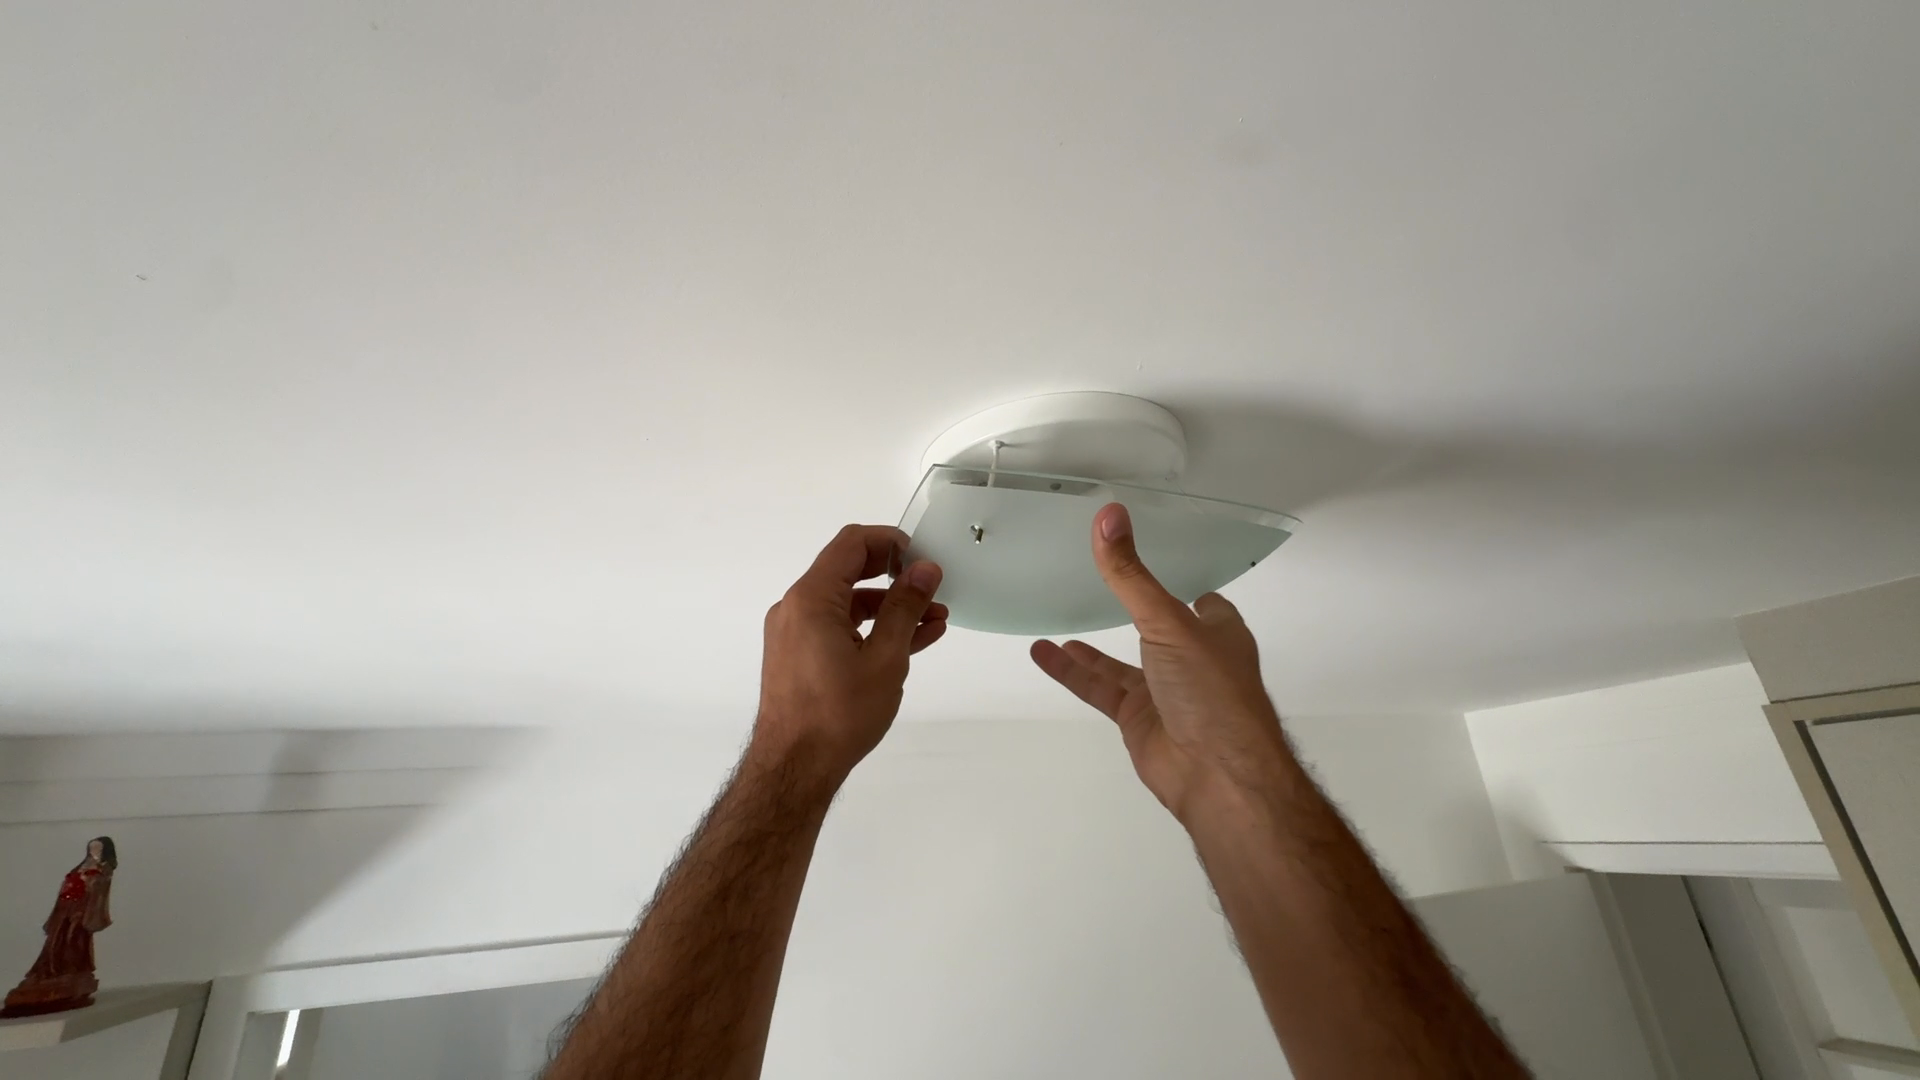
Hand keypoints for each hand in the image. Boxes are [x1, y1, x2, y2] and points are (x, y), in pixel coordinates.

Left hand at [755, 524, 946, 781]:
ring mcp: (795, 633)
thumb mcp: (885, 658)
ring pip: (848, 604)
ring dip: (889, 607)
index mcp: (810, 598)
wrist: (793, 769)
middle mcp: (796, 607)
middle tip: (932, 587)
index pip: (851, 544)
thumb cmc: (839, 713)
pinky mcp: (799, 656)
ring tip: (934, 621)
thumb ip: (905, 608)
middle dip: (895, 576)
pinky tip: (910, 641)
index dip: (890, 542)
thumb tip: (926, 570)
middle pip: (849, 571)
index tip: (922, 559)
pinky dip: (871, 629)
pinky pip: (839, 628)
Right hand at [1031, 503, 1289, 820]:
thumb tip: (1108, 514)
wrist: (1217, 776)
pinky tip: (1043, 652)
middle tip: (1095, 579)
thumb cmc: (1208, 689)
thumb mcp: (1168, 622)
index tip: (1151, 557)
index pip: (1201, 601)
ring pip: (1120, 662)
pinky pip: (1100, 690)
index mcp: (1217, 633)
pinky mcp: (1138, 719)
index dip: (1180, 581)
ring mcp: (1164, 692)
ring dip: (1091, 646)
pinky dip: (1072, 673)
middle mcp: (1192, 659)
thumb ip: (1131, 575)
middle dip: (1132, 611)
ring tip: (1056, 616)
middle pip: (1156, 628)